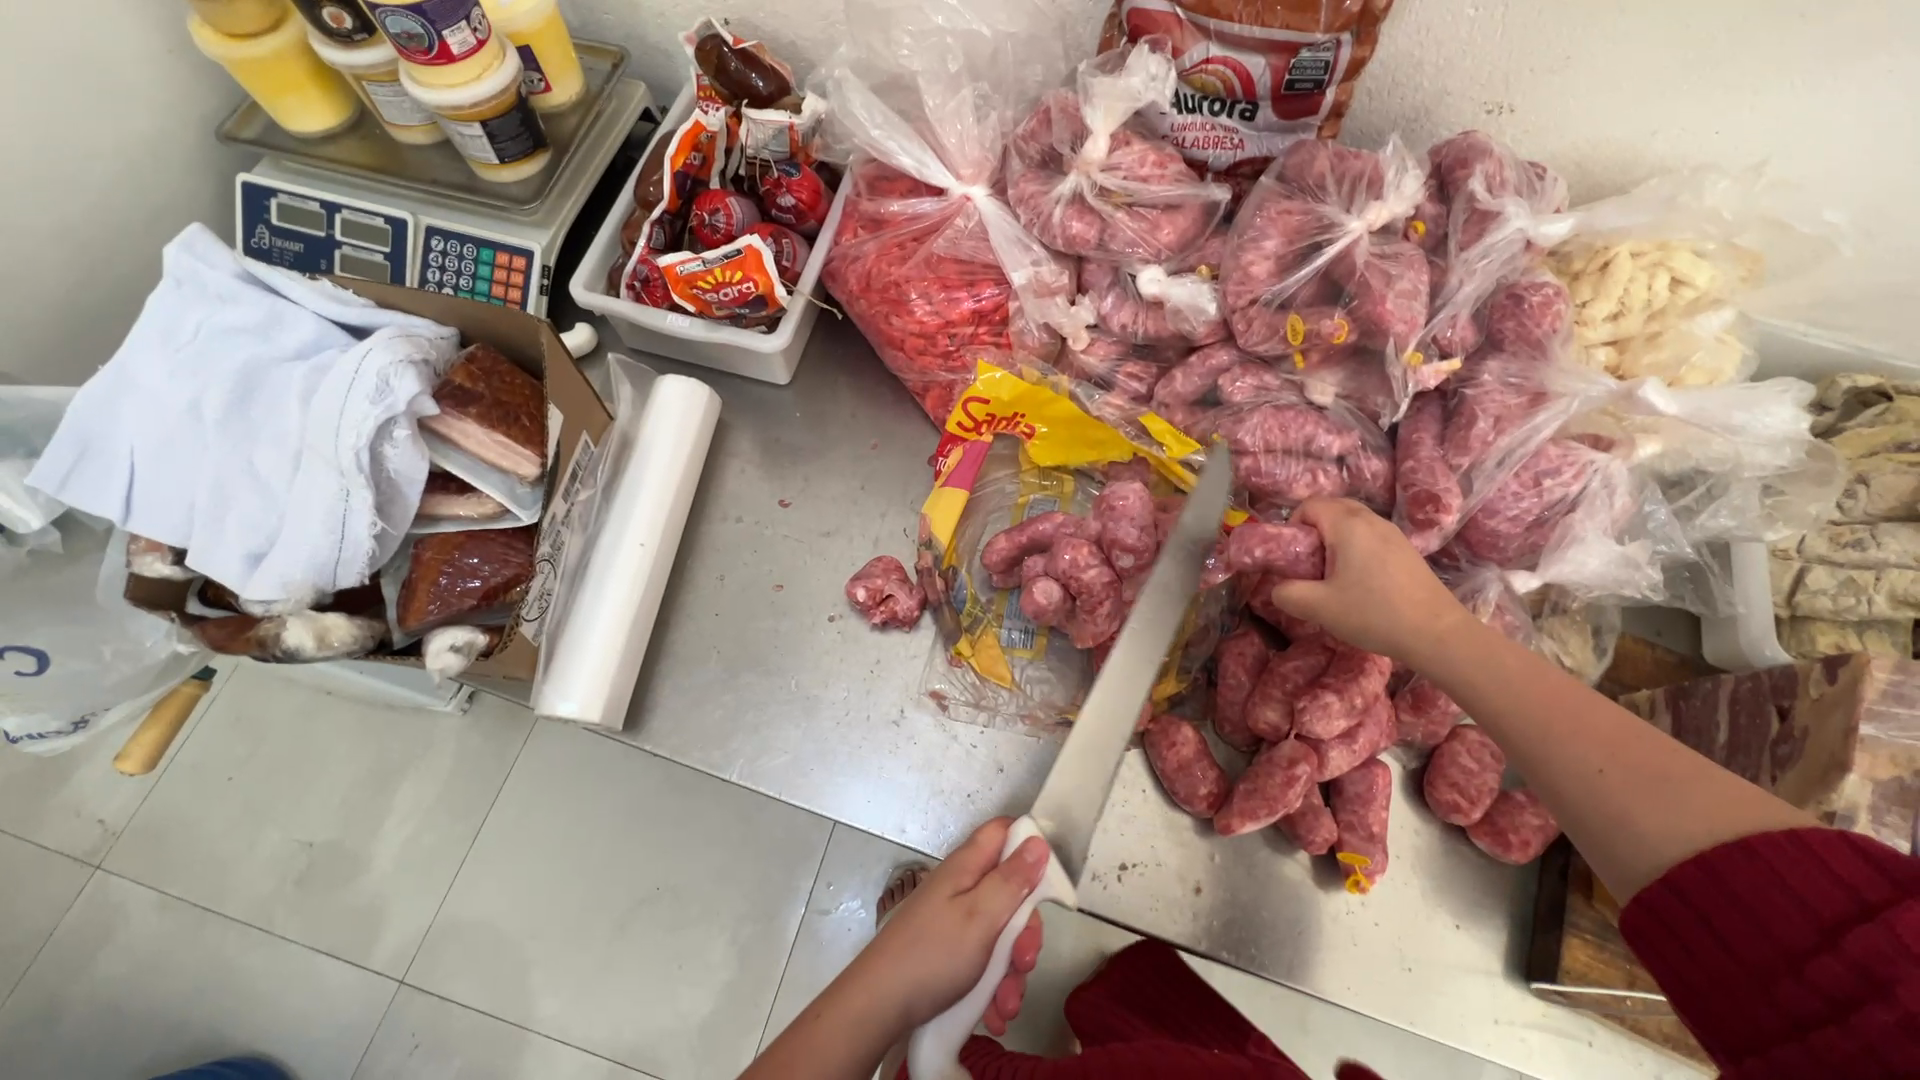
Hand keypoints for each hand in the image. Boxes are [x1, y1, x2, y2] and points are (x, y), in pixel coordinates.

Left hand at [854, 818, 1047, 1036]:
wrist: (877, 1008)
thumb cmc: (932, 956)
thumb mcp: (980, 917)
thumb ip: (1011, 881)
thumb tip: (1038, 841)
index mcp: (967, 868)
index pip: (1003, 833)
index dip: (1029, 847)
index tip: (1048, 882)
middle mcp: (961, 888)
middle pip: (1010, 893)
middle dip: (1025, 932)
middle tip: (1025, 961)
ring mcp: (954, 923)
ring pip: (1001, 935)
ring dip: (1011, 972)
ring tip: (1005, 1004)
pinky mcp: (949, 954)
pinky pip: (983, 963)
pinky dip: (993, 988)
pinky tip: (994, 1014)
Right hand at [1267, 497, 1474, 663]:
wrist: (1437, 633)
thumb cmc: (1373, 613)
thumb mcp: (1318, 607)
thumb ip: (1287, 593)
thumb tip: (1278, 589)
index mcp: (1348, 525)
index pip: (1310, 505)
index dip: (1293, 525)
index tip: (1293, 556)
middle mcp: (1372, 520)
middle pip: (1333, 508)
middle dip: (1313, 530)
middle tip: (1308, 564)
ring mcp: (1394, 534)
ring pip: (1354, 523)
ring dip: (1335, 540)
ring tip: (1333, 576)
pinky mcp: (1407, 551)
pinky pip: (1371, 537)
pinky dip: (1357, 550)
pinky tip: (1360, 584)